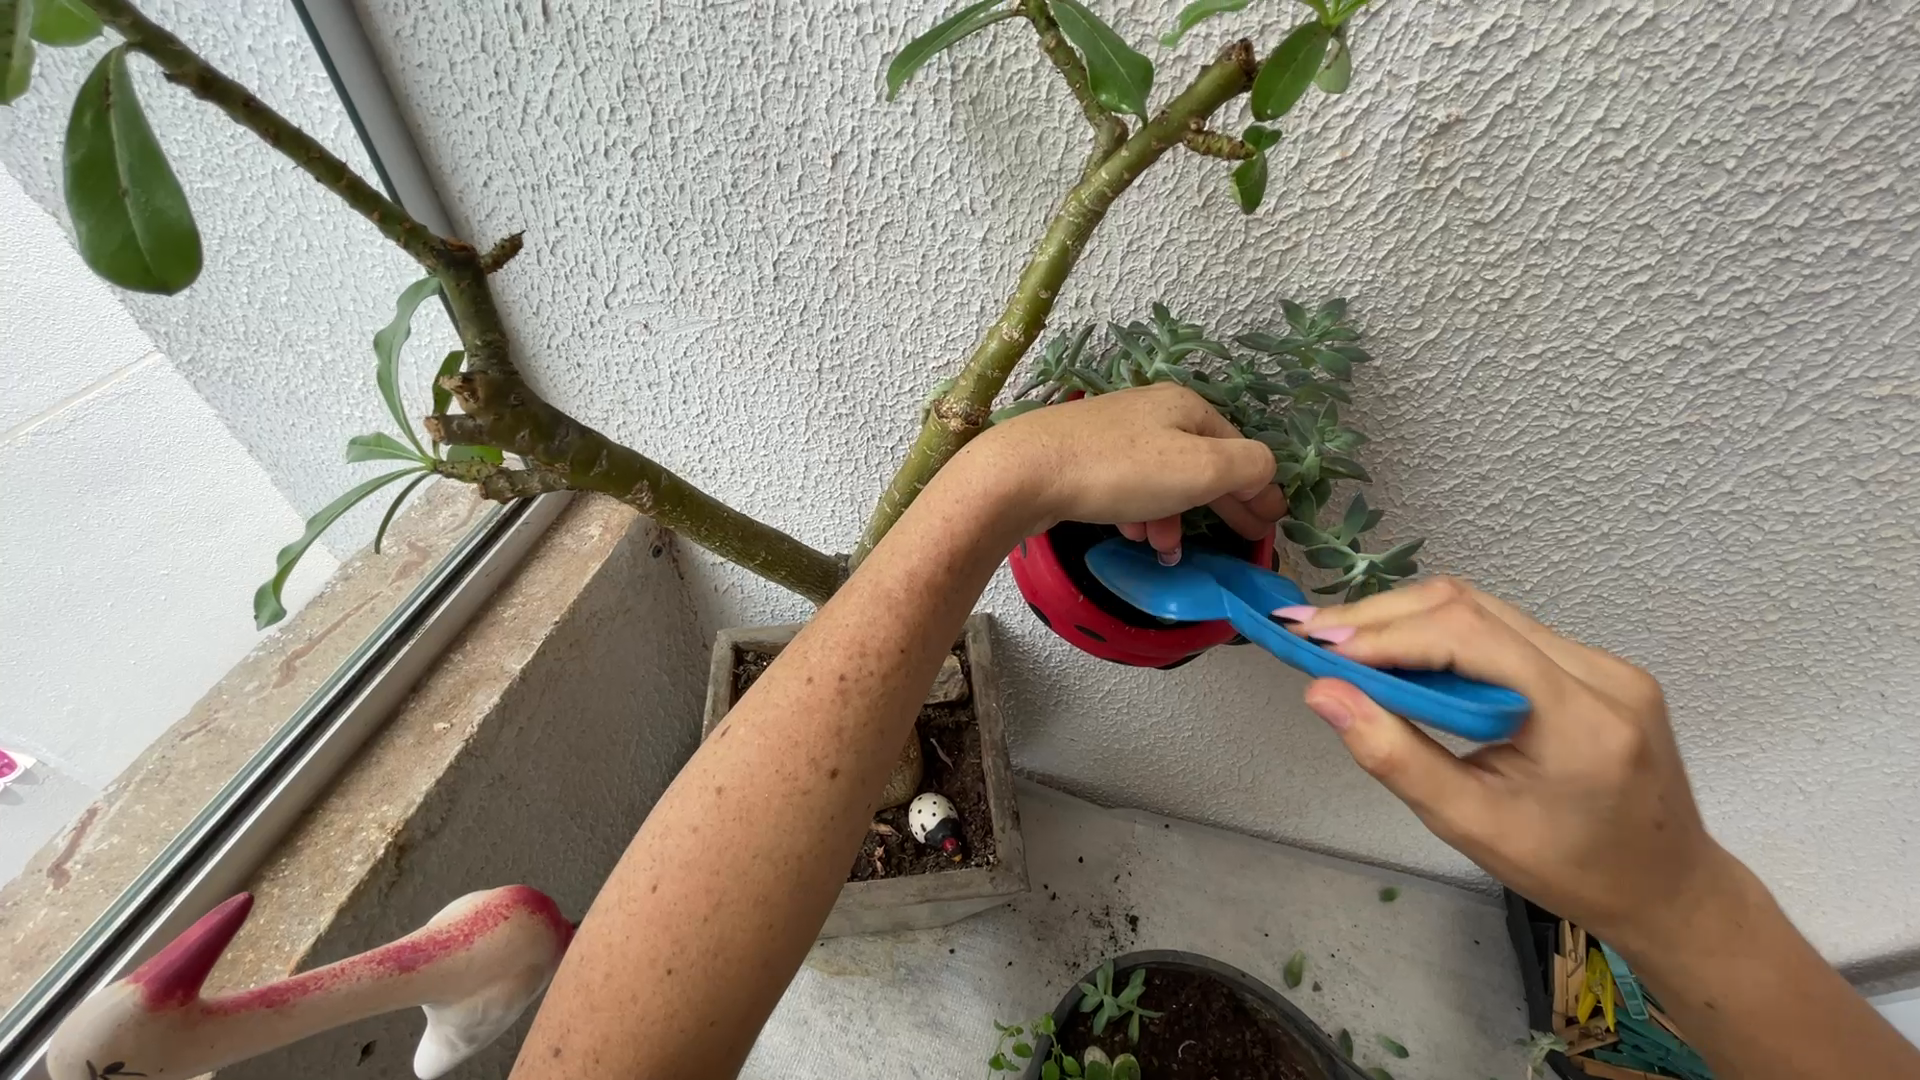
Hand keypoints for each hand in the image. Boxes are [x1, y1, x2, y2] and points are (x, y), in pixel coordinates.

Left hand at [961, 384, 1286, 555]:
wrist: (1025, 472)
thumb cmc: (1119, 471)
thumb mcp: (1200, 468)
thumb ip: (1248, 467)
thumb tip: (1264, 475)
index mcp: (1186, 407)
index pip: (1238, 450)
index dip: (1256, 490)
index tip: (1267, 527)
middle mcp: (1151, 412)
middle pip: (1200, 464)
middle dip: (1216, 507)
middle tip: (1234, 542)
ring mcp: (1112, 432)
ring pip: (1160, 480)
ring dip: (1170, 517)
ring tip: (1162, 548)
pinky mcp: (1081, 456)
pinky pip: (1126, 487)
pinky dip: (1136, 512)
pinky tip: (1128, 533)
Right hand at [1284, 579, 1731, 953]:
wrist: (1668, 888)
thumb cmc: (1567, 869)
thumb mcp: (1468, 824)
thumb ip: (1393, 755)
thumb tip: (1321, 692)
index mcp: (1581, 717)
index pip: (1467, 637)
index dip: (1384, 634)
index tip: (1315, 645)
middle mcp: (1598, 671)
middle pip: (1467, 606)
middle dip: (1378, 616)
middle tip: (1309, 634)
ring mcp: (1599, 661)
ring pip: (1477, 607)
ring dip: (1400, 618)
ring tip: (1337, 640)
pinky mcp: (1588, 664)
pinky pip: (1495, 626)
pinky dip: (1432, 632)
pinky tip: (1394, 654)